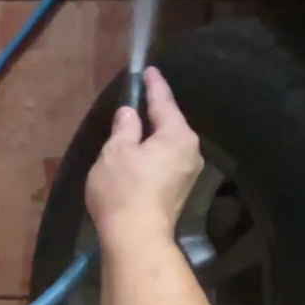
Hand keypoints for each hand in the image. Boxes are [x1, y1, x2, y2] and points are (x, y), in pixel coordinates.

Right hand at [86, 67, 203, 250]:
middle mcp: (190, 150)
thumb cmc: (122, 189)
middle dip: (153, 116)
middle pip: (169, 125)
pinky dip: (150, 157)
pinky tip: (136, 162)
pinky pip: (164, 162)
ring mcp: (188, 172)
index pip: (164, 103)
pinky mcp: (179, 190)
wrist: (135, 234)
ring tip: (131, 137)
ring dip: (150, 139)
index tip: (150, 70)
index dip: (154, 86)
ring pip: (167, 146)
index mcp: (177, 135)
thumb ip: (124, 129)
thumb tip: (130, 113)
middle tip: (135, 106)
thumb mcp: (115, 153)